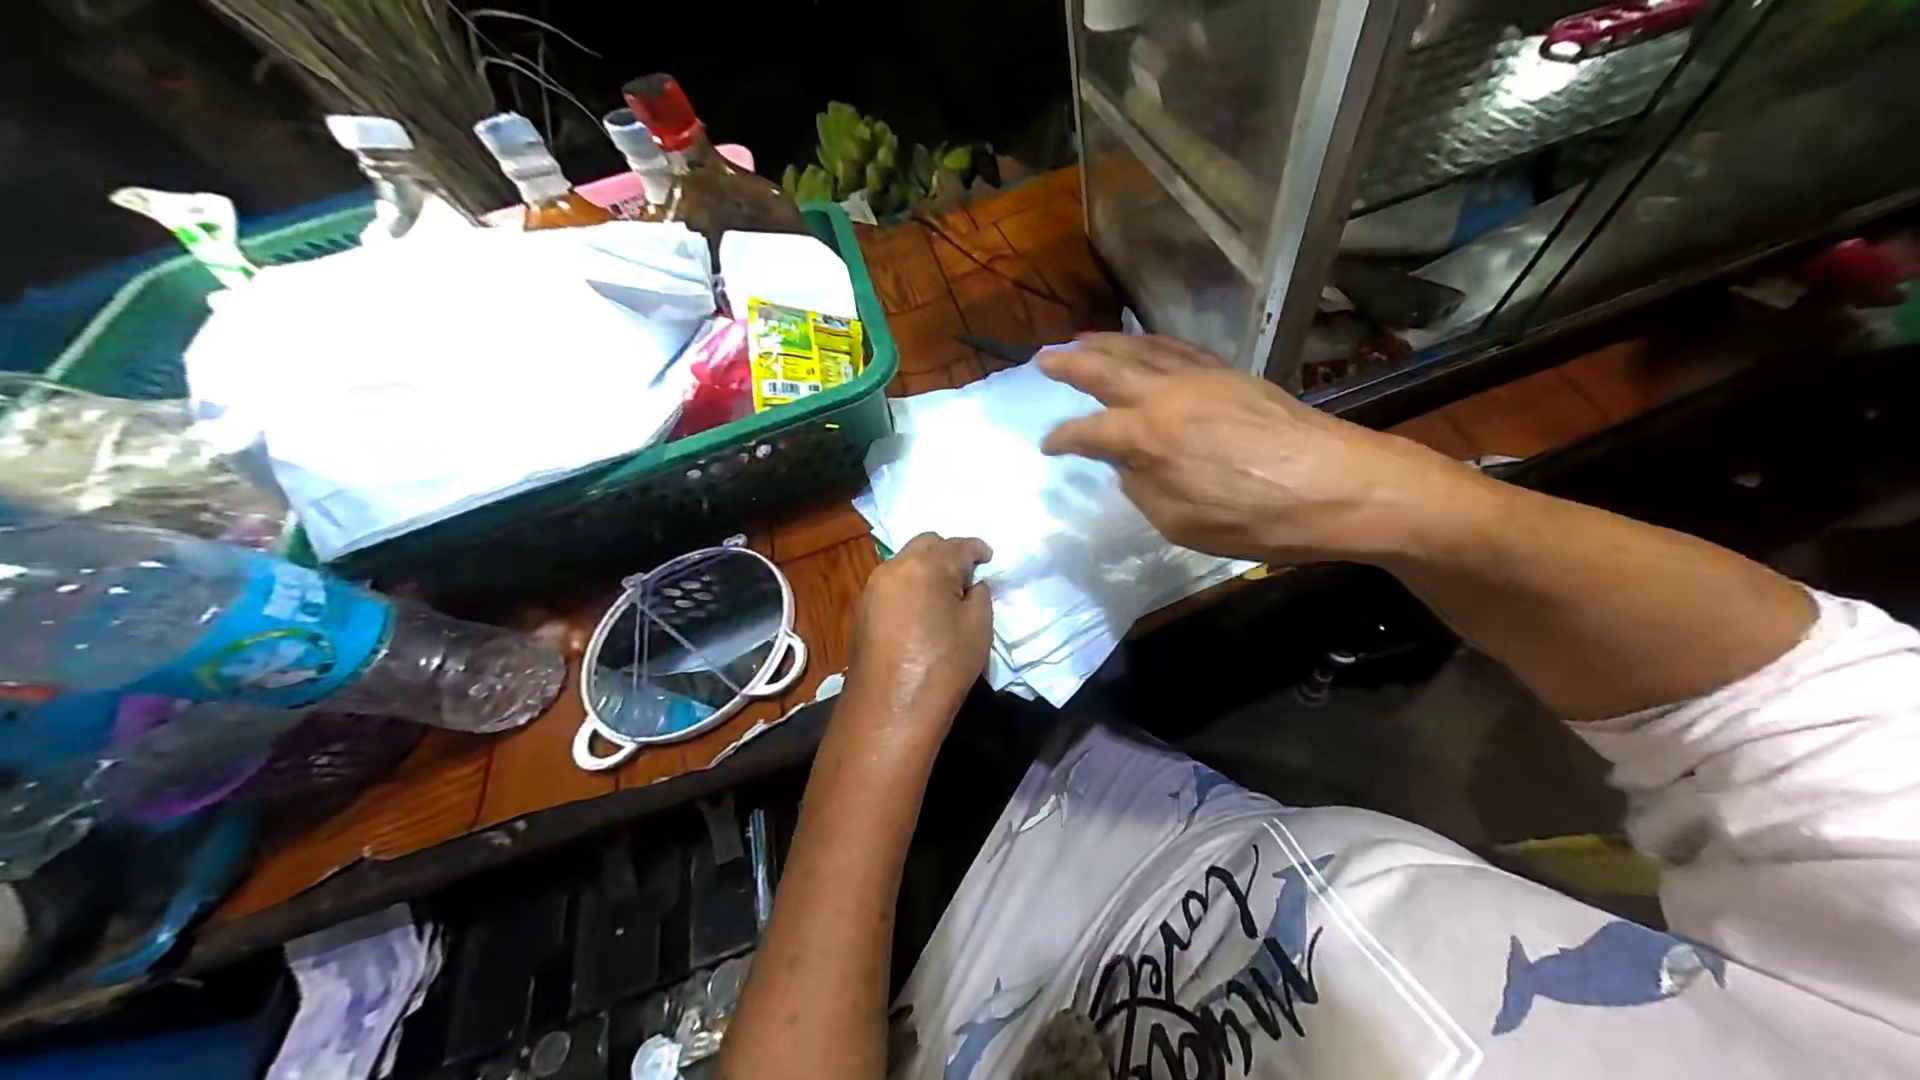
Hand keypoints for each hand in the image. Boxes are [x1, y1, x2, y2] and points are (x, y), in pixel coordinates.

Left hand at [845, 532, 993, 729]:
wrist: (891, 708)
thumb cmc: (943, 665)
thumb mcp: (978, 628)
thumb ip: (979, 595)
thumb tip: (969, 585)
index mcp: (927, 566)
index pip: (959, 546)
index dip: (977, 549)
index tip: (988, 557)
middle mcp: (895, 567)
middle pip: (926, 545)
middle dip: (948, 553)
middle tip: (966, 575)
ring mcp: (873, 587)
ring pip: (905, 562)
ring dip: (926, 569)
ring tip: (943, 594)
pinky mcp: (862, 609)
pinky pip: (891, 584)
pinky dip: (909, 586)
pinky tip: (920, 610)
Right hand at [1038, 334, 1483, 563]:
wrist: (1340, 486)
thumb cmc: (1255, 518)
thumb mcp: (1180, 522)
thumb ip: (1143, 488)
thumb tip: (1127, 465)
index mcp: (1147, 437)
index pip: (1088, 433)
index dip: (1062, 439)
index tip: (1047, 446)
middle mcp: (1166, 396)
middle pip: (1106, 371)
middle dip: (1069, 365)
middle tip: (1042, 358)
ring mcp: (1201, 379)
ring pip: (1141, 350)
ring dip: (1106, 344)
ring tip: (1082, 339)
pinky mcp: (1231, 374)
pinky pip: (1179, 349)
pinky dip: (1151, 343)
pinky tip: (1144, 344)